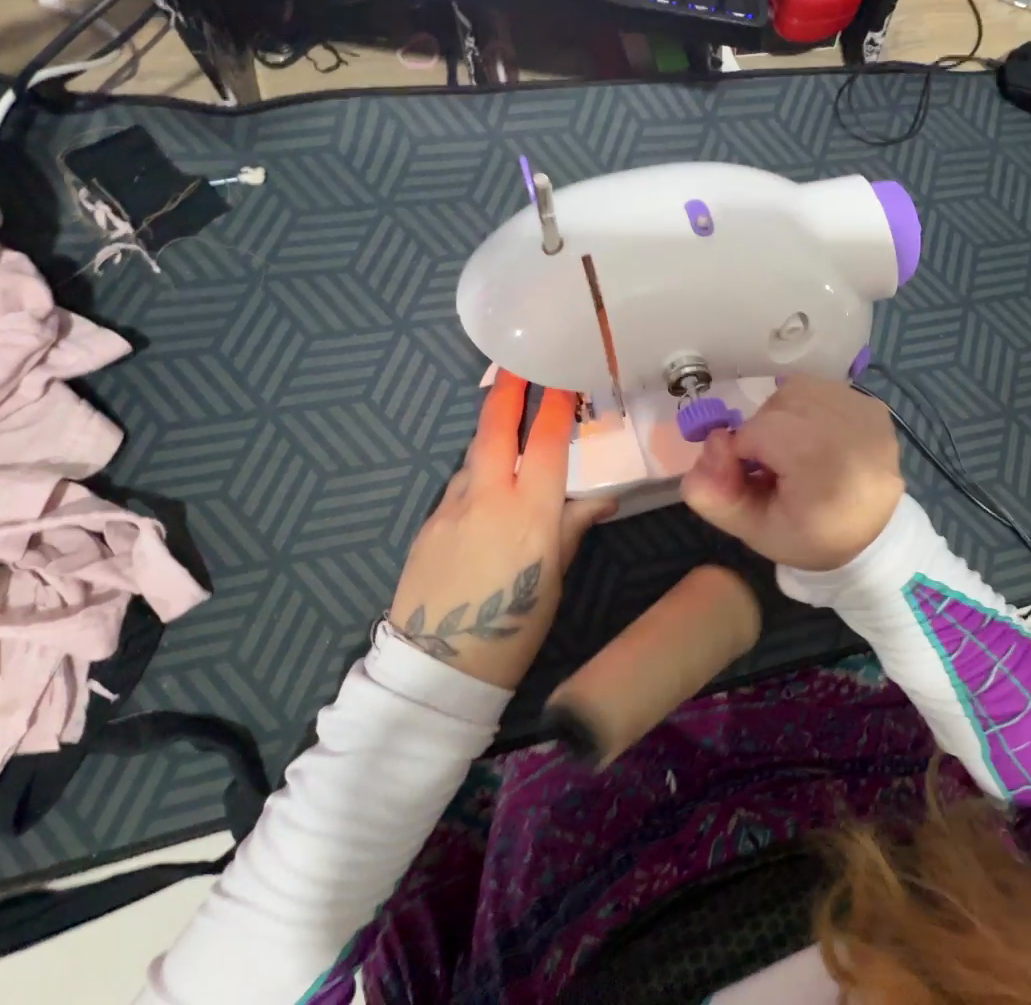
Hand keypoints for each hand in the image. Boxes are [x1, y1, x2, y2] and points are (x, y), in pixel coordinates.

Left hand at [389, 373, 614, 688]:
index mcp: (531, 512)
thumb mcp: (555, 579)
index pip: (546, 444)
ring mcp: (452, 507)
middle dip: (506, 393)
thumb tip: (601, 499)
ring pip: (474, 458)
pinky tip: (485, 494)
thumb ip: (572, 529)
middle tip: (515, 366)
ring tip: (506, 432)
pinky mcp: (429, 522)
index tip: (559, 377)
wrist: (442, 663)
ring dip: (492, 440)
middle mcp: (488, 498)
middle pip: (495, 431)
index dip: (554, 406)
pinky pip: (458, 488)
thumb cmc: (516, 626)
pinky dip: (476, 478)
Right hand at [680, 375, 902, 570]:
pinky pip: (822, 389)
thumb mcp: (752, 529)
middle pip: (778, 405)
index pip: (761, 430)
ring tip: (792, 451)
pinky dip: (807, 409)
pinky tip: (814, 440)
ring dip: (782, 415)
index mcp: (827, 471)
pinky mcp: (874, 407)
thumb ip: (714, 492)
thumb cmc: (807, 536)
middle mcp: (855, 434)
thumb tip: (711, 441)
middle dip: (763, 431)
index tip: (753, 475)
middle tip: (772, 466)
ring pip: (798, 390)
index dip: (743, 449)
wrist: (868, 537)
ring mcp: (868, 417)